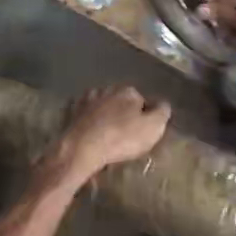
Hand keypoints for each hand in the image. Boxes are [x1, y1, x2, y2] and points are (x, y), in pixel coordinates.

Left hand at [53, 86, 169, 180]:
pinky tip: (91, 130)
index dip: (144, 117)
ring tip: (107, 133)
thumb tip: (162, 103)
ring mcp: (87, 98)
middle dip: (124, 113)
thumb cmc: (121, 138)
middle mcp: (107, 88)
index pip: (142, 101)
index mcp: (128, 91)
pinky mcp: (72, 110)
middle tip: (125, 134)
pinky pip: (86, 112)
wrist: (83, 147)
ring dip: (106, 114)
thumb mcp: (153, 127)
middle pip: (121, 101)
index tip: (142, 131)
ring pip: (103, 104)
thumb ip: (162, 112)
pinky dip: (89, 118)